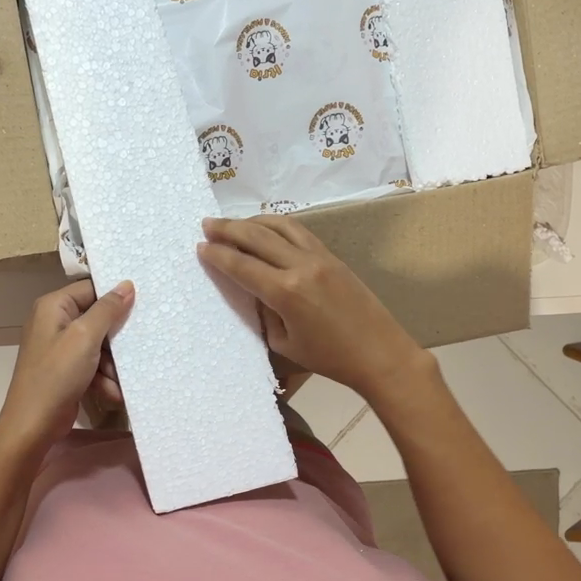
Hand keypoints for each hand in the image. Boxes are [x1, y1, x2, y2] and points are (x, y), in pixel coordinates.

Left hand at [0, 278, 134, 454]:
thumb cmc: (57, 375)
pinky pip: (92, 366)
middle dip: (115, 340)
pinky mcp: (66, 371)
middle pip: (97, 319)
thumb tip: (126, 284)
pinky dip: (103, 379)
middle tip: (134, 348)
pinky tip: (112, 394)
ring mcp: (60, 348)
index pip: (90, 289)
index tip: (140, 305)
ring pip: (98, 346)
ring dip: (112, 365)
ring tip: (119, 381)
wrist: (33, 425)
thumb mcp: (85, 337)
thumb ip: (108, 309)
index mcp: (53, 306)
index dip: (114, 296)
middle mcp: (54, 322)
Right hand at [198, 216, 425, 401]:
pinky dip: (277, 225)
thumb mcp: (285, 343)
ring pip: (280, 226)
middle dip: (228, 229)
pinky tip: (266, 228)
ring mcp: (320, 257)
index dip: (218, 255)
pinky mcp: (333, 256)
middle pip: (257, 237)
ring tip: (233, 222)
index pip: (242, 265)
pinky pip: (299, 231)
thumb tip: (257, 292)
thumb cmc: (329, 358)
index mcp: (285, 292)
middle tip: (207, 224)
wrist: (379, 352)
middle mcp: (301, 266)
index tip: (200, 247)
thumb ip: (265, 313)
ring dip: (252, 221)